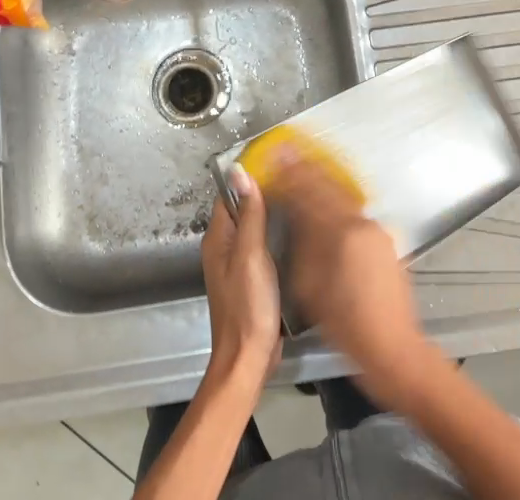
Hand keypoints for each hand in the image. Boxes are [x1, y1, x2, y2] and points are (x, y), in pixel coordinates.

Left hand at [201, 166, 281, 386]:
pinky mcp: (253, 280)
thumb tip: (240, 172)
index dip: (248, 177)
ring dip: (274, 215)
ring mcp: (239, 265)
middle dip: (265, 194)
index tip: (276, 161)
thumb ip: (248, 215)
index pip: (228, 195)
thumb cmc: (248, 306)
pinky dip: (278, 237)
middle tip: (297, 179)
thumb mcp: (250, 255)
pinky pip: (264, 248)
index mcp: (218, 239)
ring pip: (255, 229)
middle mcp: (224, 248)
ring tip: (302, 200)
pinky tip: (299, 234)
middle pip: (243, 210)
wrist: (250, 358)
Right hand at [265, 156, 445, 409]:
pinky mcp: (385, 244)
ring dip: (322, 181)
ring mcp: (377, 233)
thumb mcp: (311, 289)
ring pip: (343, 198)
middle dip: (305, 169)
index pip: (307, 194)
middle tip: (287, 151)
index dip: (288, 175)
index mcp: (340, 234)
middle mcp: (361, 225)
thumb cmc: (347, 327)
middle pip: (328, 187)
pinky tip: (326, 200)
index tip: (273, 159)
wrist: (394, 350)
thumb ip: (301, 248)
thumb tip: (292, 221)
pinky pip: (354, 213)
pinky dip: (337, 201)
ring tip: (305, 166)